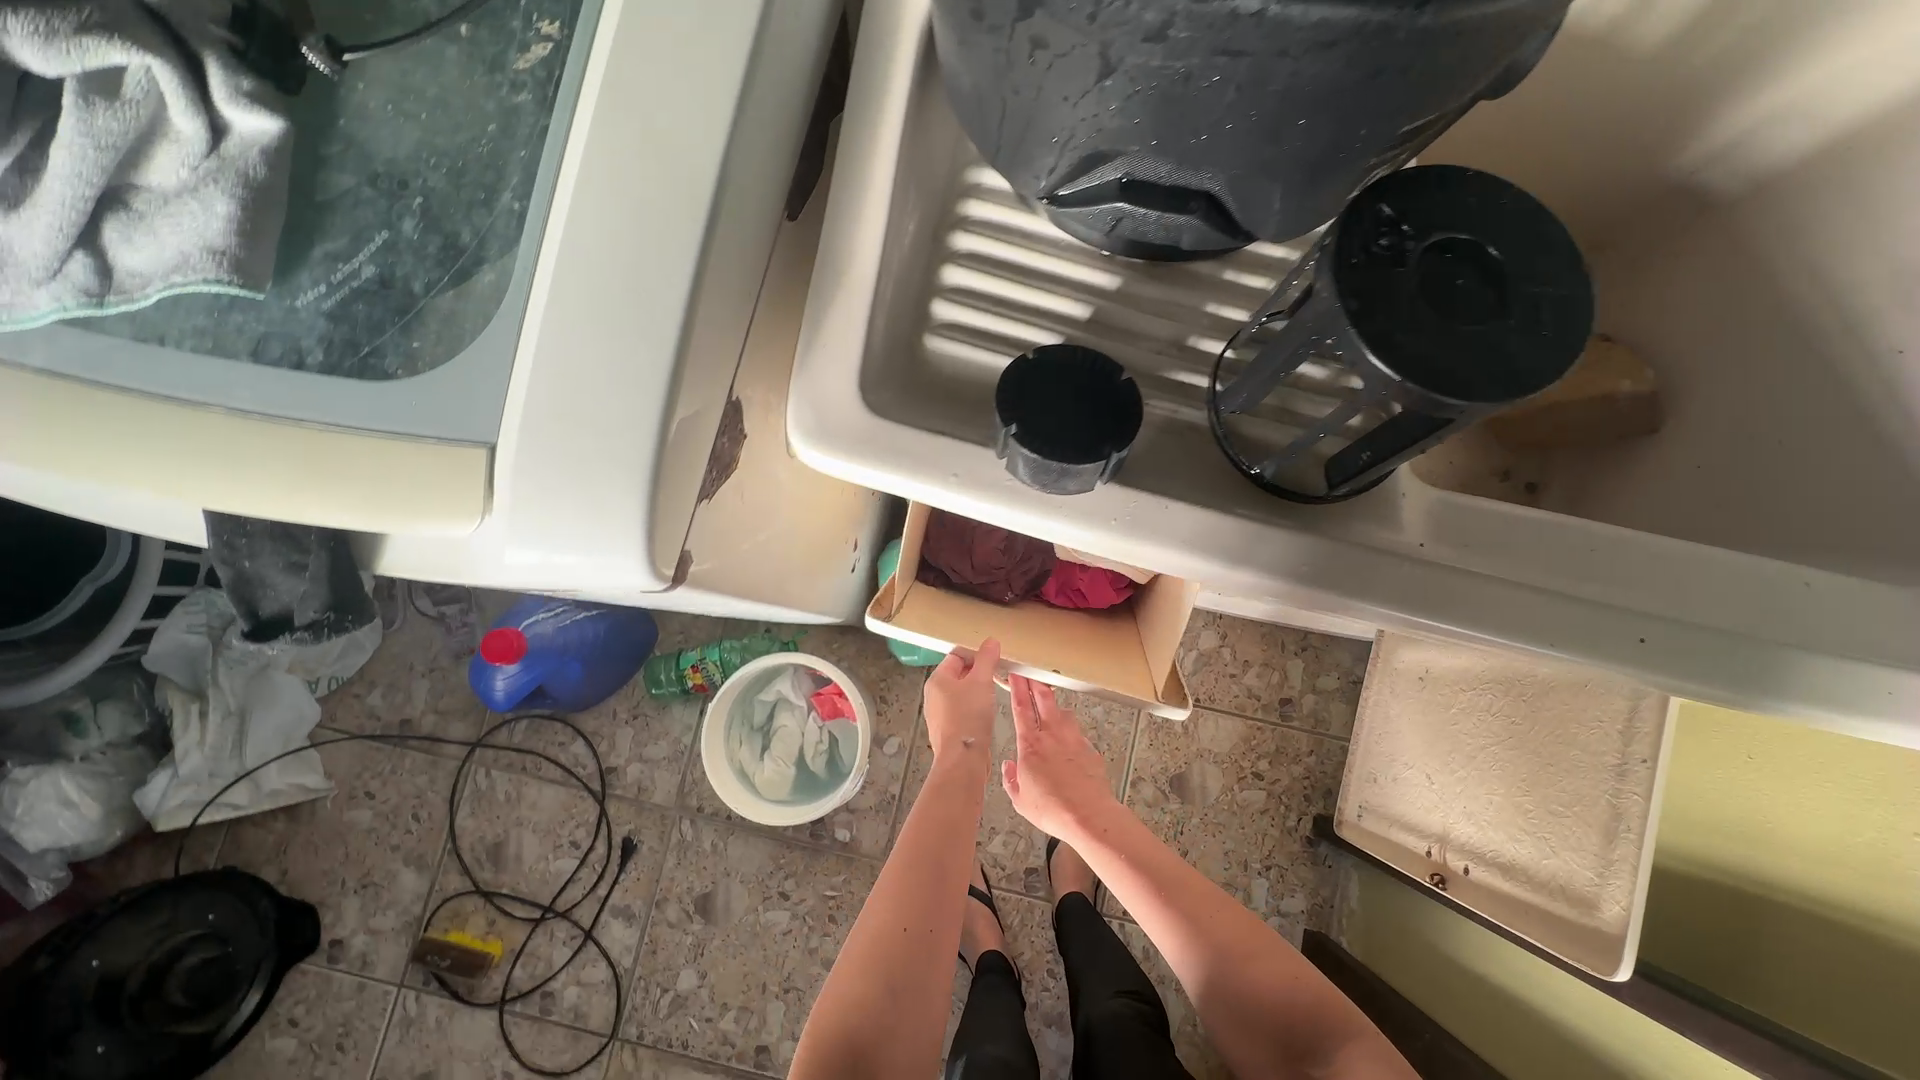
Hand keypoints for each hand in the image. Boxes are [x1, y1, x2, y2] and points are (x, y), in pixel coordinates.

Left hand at [923, 638, 1001, 765]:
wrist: (963, 759)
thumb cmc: (968, 717)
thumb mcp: (982, 681)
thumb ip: (987, 659)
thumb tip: (991, 642)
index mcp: (937, 679)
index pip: (956, 655)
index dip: (975, 654)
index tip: (993, 657)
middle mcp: (934, 695)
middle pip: (958, 674)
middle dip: (978, 673)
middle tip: (996, 675)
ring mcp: (939, 714)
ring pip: (961, 694)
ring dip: (978, 692)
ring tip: (994, 695)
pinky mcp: (948, 730)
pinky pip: (962, 712)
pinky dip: (975, 709)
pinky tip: (986, 714)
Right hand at [1002, 675, 1123, 840]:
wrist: (1089, 815)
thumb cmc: (1055, 809)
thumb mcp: (1020, 800)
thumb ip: (1011, 779)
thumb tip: (1009, 768)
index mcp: (1030, 745)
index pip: (1021, 708)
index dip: (1017, 688)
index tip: (1016, 676)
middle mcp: (1052, 736)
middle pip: (1044, 699)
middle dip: (1036, 683)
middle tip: (1032, 675)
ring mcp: (1073, 739)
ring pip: (1063, 712)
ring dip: (1055, 705)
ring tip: (1050, 703)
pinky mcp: (1089, 748)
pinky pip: (1077, 731)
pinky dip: (1070, 729)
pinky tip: (1068, 736)